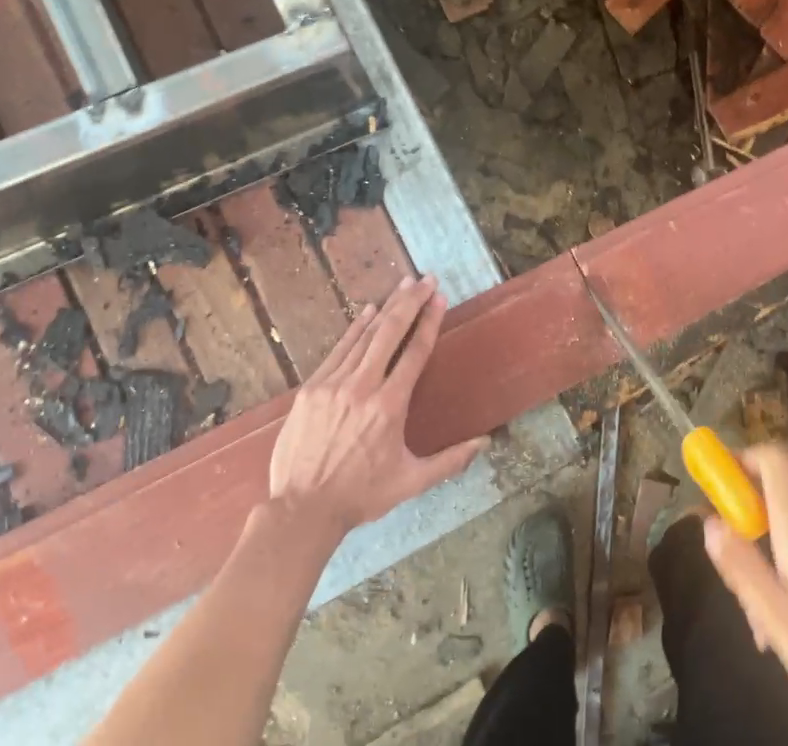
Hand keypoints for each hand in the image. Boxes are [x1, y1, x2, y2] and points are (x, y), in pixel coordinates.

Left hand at [268, 276, 485, 533]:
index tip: (439, 299)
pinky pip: (338, 351)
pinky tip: (366, 312)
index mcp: (390, 406)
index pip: (415, 353)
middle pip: (390, 333)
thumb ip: (451, 460)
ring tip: (402, 286)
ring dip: (385, 310)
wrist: (303, 508)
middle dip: (410, 302)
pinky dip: (354, 330)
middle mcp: (363, 387)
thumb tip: (485, 443)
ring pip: (364, 337)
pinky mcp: (311, 390)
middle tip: (425, 280)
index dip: (429, 322)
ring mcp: (333, 386)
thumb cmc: (361, 495)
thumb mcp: (412, 481)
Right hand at [704, 446, 787, 745]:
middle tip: (735, 590)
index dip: (741, 459)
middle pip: (772, 503)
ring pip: (786, 537)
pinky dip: (786, 582)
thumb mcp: (777, 618)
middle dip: (744, 535)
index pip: (774, 460)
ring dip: (764, 569)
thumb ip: (741, 566)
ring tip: (764, 631)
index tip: (713, 486)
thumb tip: (707, 520)